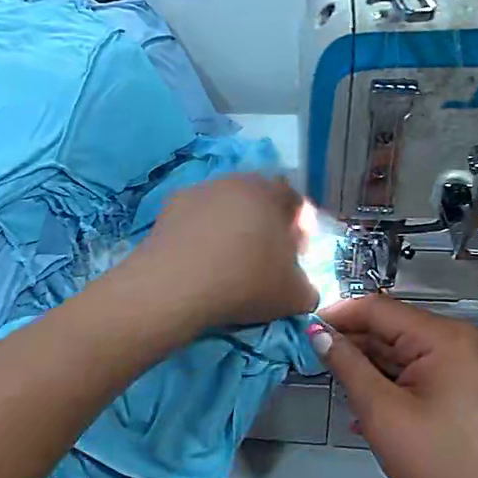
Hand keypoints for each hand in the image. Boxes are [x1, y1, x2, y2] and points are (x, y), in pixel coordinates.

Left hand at [128, 174, 317, 327]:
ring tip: (227, 261)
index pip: (296, 202)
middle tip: (264, 257)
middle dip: (265, 224)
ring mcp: (201, 189)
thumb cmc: (246, 282)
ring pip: (225, 205)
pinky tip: (199, 260)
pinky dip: (201, 233)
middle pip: (259, 199)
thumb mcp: (294, 296)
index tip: (295, 256)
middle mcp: (238, 181)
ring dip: (231, 227)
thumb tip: (301, 288)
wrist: (177, 285)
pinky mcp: (171, 204)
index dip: (300, 229)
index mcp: (272, 193)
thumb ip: (306, 287)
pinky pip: (196, 217)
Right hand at [313, 295, 477, 477]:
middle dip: (356, 345)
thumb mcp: (383, 414)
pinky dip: (400, 384)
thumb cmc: (444, 470)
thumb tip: (318, 332)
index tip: (305, 330)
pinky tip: (374, 408)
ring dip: (376, 368)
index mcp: (448, 337)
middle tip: (318, 363)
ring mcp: (477, 365)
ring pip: (412, 353)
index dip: (339, 316)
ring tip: (343, 389)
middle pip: (397, 328)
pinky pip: (430, 372)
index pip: (379, 308)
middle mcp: (467, 340)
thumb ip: (347, 365)